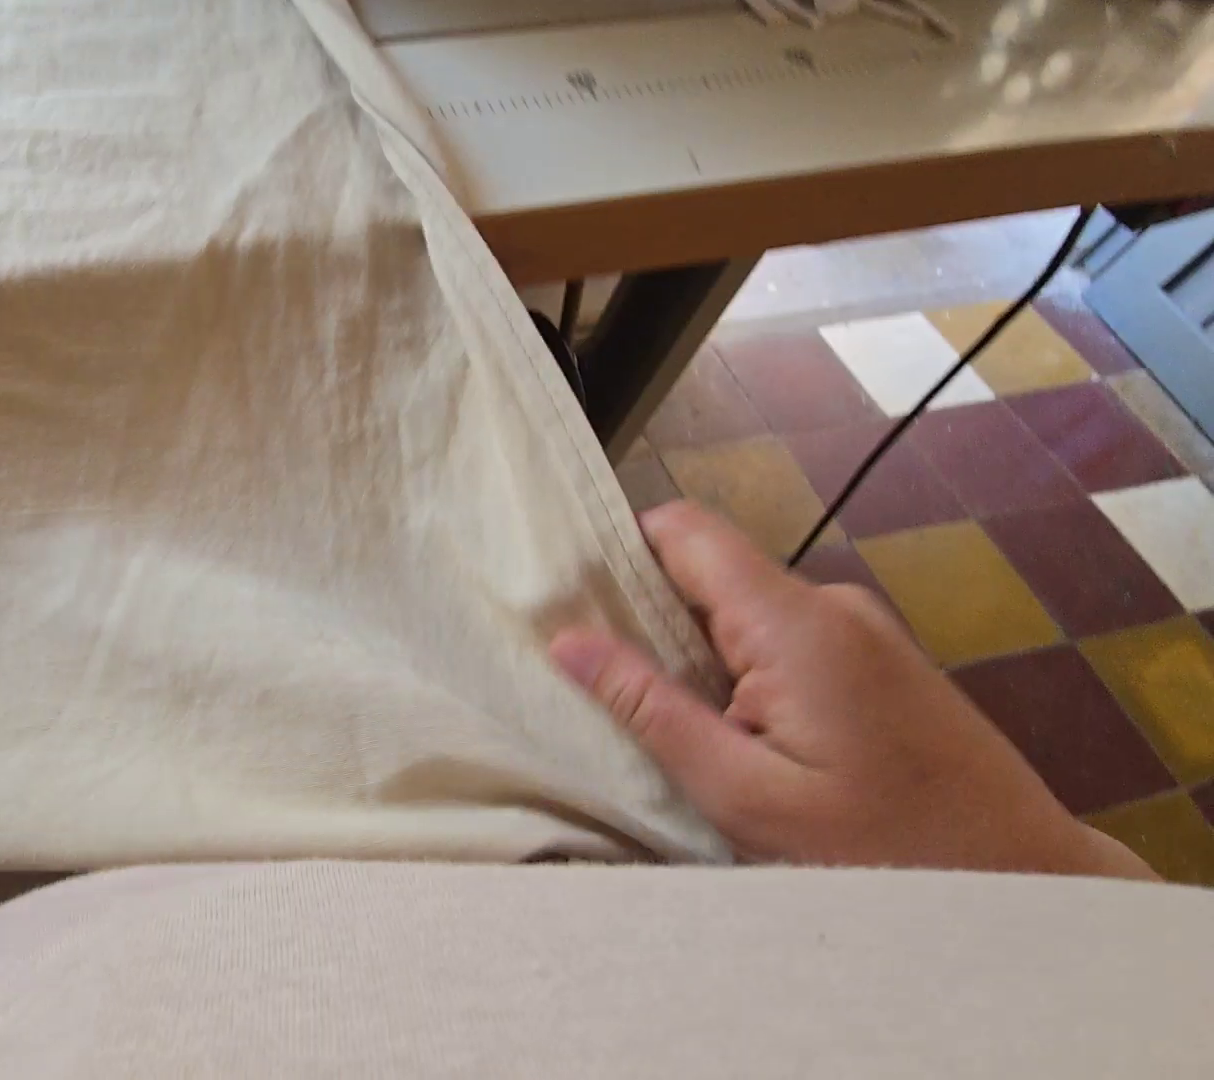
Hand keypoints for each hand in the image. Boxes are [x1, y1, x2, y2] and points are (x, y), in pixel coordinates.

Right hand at [553, 501, 1154, 879]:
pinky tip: (722, 720)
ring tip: (658, 708)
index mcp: (794, 622)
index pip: (684, 530)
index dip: (620, 546)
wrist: (1025, 888)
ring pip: (734, 605)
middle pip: (704, 569)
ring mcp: (854, 625)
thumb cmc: (878, 848)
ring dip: (687, 645)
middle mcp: (826, 603)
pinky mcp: (867, 652)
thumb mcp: (742, 790)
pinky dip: (729, 662)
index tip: (570, 592)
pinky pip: (771, 631)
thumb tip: (566, 641)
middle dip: (644, 611)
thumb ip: (650, 707)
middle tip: (599, 671)